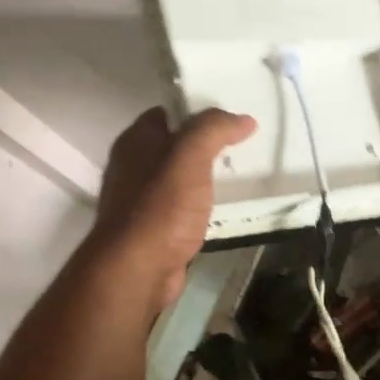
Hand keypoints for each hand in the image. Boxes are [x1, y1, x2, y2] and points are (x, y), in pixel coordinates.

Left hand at [87, 107, 256, 306]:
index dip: (198, 111)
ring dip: (207, 176)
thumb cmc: (160, 208)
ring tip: (242, 174)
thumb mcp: (189, 157)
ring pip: (181, 177)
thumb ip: (213, 131)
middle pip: (175, 145)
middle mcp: (134, 166)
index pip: (167, 113)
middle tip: (244, 146)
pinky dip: (203, 203)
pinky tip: (225, 207)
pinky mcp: (156, 228)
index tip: (232, 118)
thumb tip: (243, 119)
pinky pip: (184, 205)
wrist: (138, 269)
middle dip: (207, 144)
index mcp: (135, 142)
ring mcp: (143, 199)